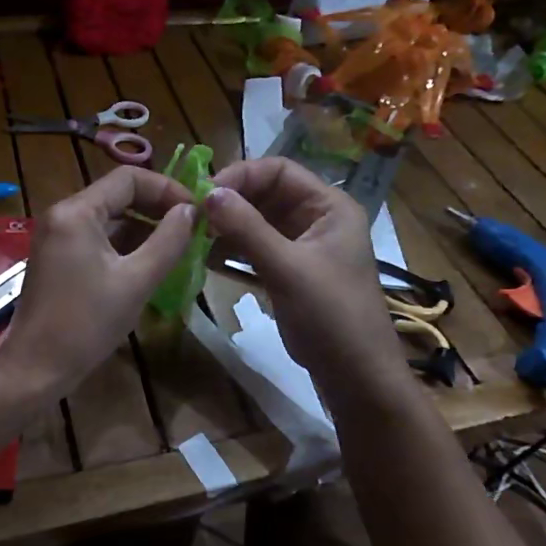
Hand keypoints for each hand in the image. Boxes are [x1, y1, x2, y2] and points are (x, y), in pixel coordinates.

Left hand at [0, 167, 196, 393]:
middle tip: (194, 228)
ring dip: (143, 228)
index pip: (129, 178)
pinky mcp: (57, 258)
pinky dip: (124, 245)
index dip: (168, 188)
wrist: (37, 366)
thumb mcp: (136, 281)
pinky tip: (151, 262)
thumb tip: (190, 210)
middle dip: (157, 208)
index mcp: (76, 212)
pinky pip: (96, 239)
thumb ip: (168, 240)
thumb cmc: (86, 323)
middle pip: (117, 195)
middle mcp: (61, 215)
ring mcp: (56, 237)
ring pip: (108, 219)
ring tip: (180, 246)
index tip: (198, 210)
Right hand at [204, 158, 398, 380]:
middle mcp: (314, 219)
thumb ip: (247, 229)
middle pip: (264, 194)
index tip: (204, 194)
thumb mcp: (287, 268)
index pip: (279, 171)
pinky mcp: (285, 272)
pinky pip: (251, 249)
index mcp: (329, 207)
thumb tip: (208, 193)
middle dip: (228, 202)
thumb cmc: (331, 315)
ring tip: (191, 237)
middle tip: (191, 217)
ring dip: (224, 227)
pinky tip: (201, 257)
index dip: (241, 175)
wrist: (354, 374)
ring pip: (254, 222)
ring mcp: (299, 247)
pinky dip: (228, 251)